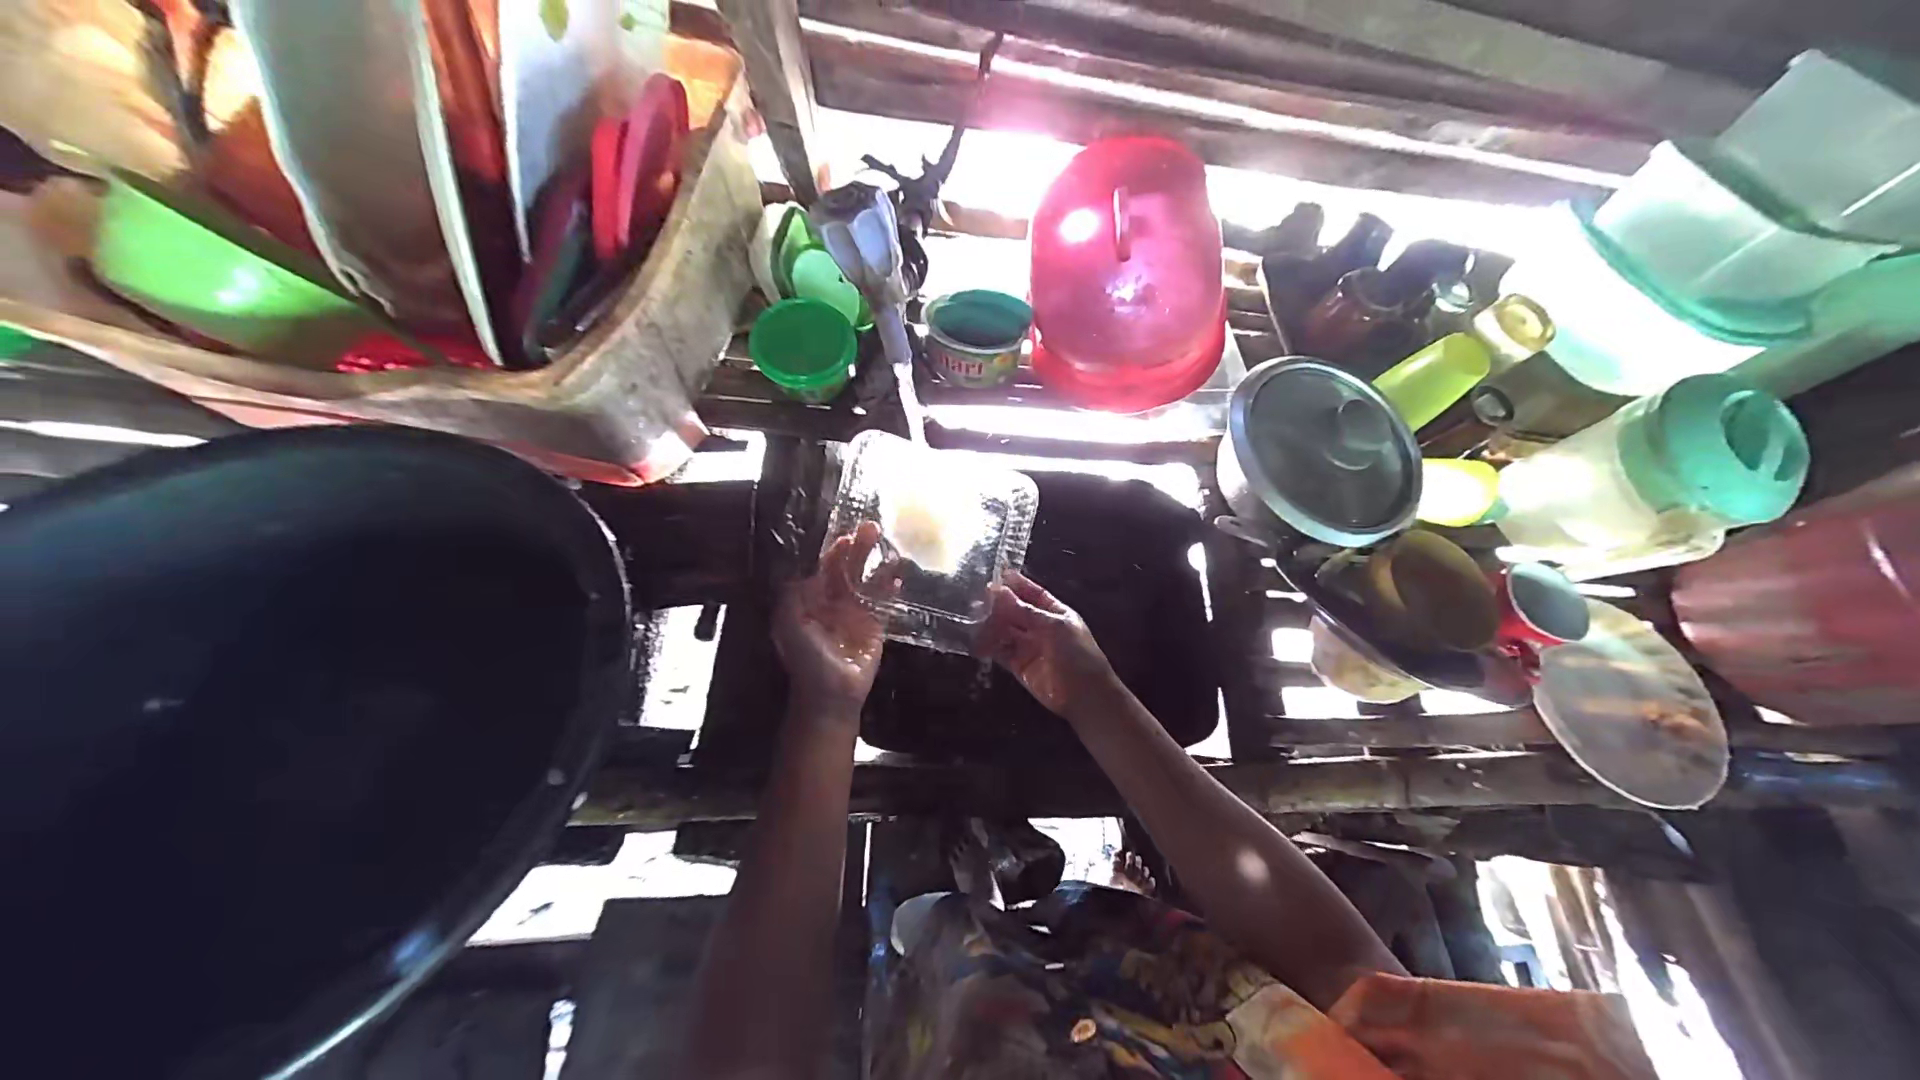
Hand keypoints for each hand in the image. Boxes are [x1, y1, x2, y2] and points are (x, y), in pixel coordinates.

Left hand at [773, 521, 899, 713]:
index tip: (844, 535)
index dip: (832, 550)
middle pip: (847, 568)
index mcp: (811, 599)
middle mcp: (834, 601)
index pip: (822, 567)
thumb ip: (792, 593)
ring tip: (888, 544)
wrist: (832, 694)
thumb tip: (804, 566)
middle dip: (857, 548)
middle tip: (870, 527)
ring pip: (867, 580)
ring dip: (876, 562)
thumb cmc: (806, 660)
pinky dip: (890, 587)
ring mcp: (856, 612)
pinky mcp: (876, 625)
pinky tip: (897, 575)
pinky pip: (884, 601)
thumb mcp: (787, 624)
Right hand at [976, 571, 1117, 716]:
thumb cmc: (1077, 654)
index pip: (1034, 594)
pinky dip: (989, 646)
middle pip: (1016, 611)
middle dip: (1000, 604)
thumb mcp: (1054, 627)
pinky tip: (977, 641)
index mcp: (1056, 613)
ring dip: (991, 624)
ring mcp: (1029, 646)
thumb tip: (1000, 592)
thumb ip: (1025, 611)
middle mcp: (1041, 627)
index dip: (1018, 585)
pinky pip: (1000, 651)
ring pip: (1005, 630)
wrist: (1085, 696)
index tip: (998, 574)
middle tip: (978, 598)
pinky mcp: (1019, 665)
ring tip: (974, 619)